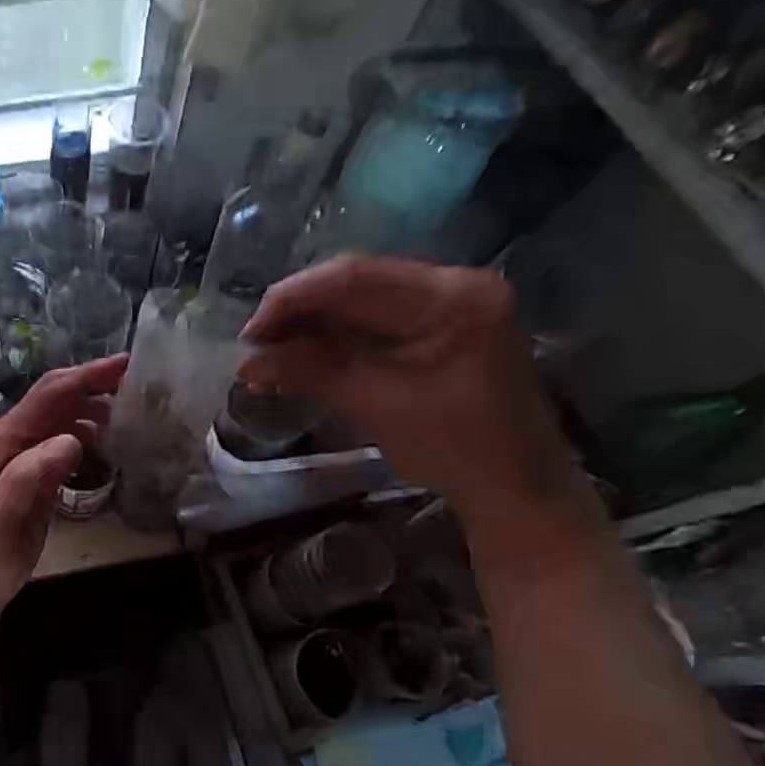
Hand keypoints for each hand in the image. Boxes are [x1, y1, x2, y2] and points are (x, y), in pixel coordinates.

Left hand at [0, 354, 128, 614]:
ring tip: (130, 408)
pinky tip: (109, 438)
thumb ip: (30, 476)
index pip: (45, 397)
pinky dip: (88, 433)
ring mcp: (21, 456)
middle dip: (92, 385)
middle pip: (55, 400)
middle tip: (136, 380)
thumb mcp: (0, 517)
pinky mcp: (35, 473)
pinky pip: (63, 442)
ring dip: (93, 407)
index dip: (84, 378)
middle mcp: (8, 440)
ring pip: (61, 418)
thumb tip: (72, 439)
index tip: (123, 365)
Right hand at [239, 256, 575, 515]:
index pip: (355, 277)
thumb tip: (246, 363)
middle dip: (298, 312)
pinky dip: (334, 338)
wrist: (517, 488)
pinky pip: (373, 320)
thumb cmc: (456, 449)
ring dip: (311, 325)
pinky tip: (303, 355)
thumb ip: (310, 372)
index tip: (251, 333)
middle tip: (256, 344)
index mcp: (451, 296)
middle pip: (356, 282)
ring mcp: (447, 303)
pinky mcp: (437, 326)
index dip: (292, 299)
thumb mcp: (376, 405)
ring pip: (359, 300)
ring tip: (271, 353)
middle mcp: (452, 284)